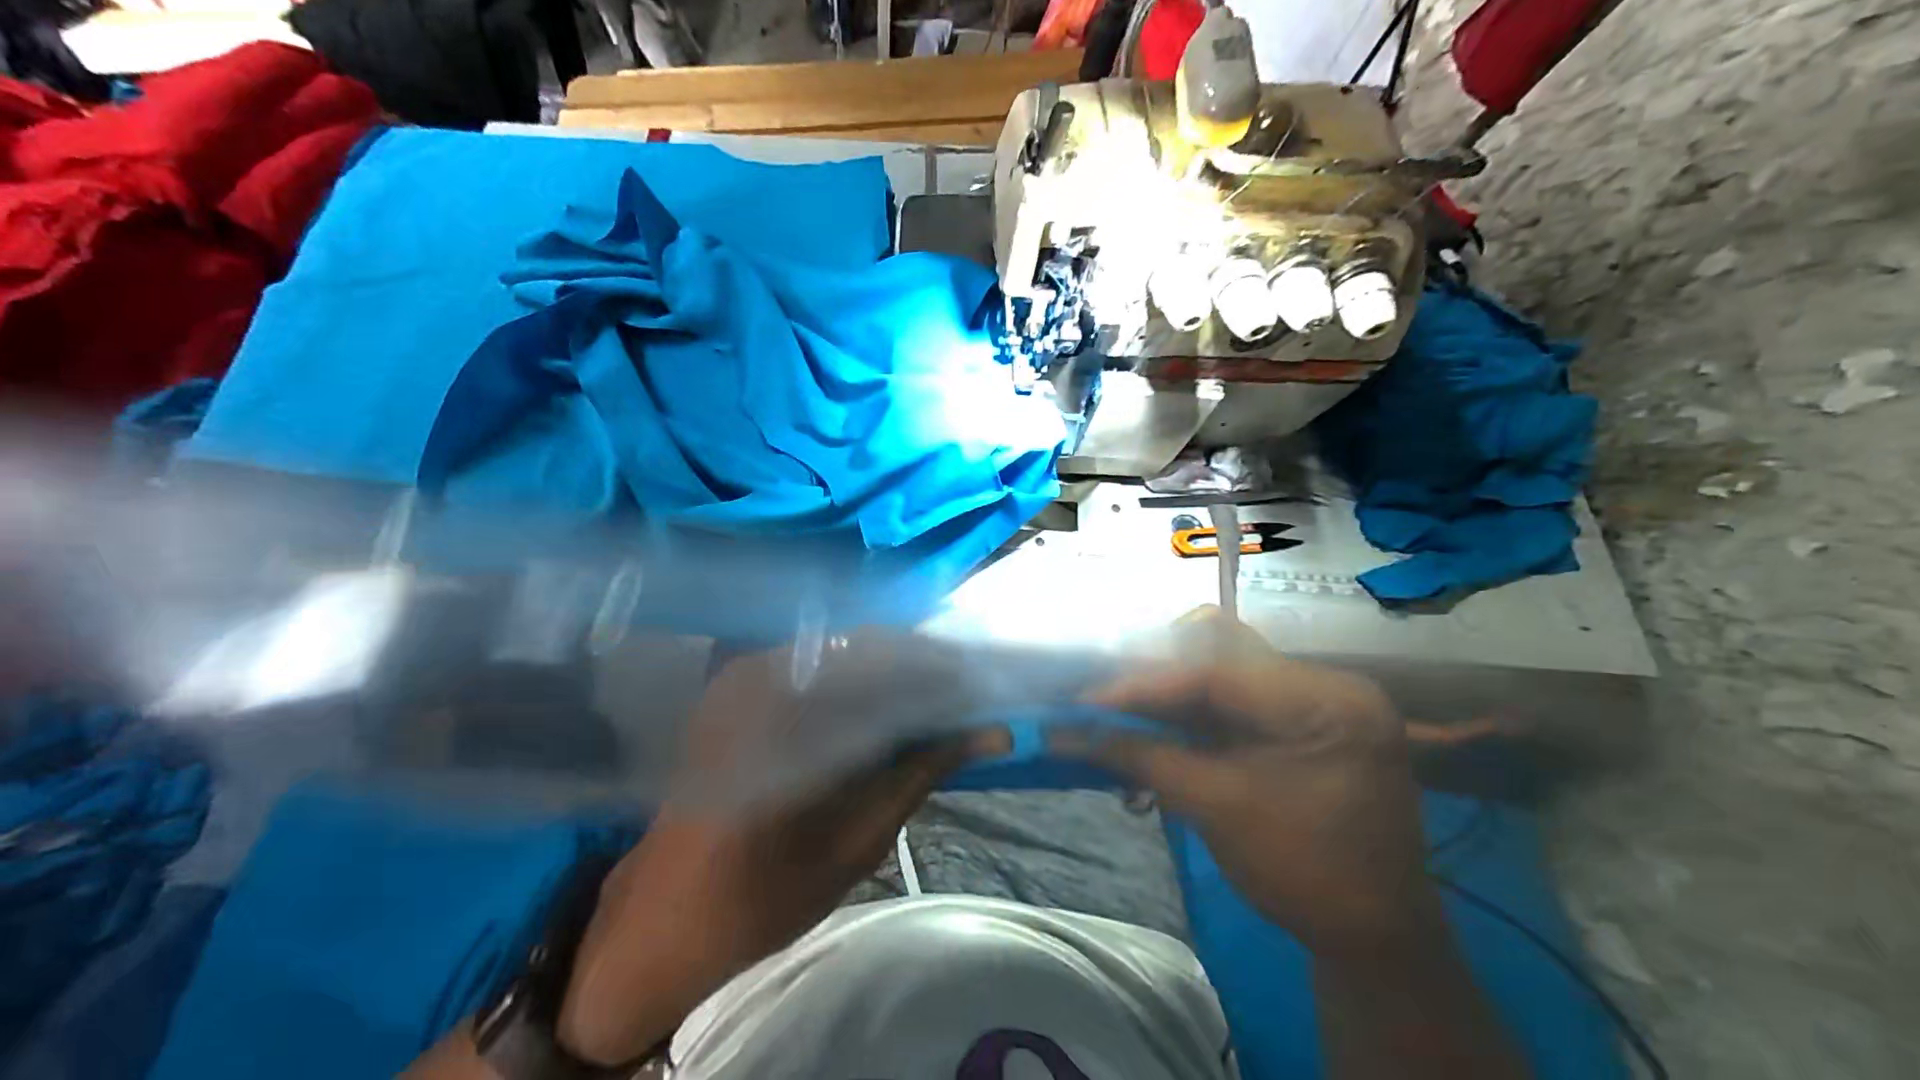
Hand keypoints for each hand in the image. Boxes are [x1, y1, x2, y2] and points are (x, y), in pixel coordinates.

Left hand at [556, 648, 994, 1064]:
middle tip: (959, 701)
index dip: (940, 671)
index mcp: (783, 711)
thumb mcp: (855, 841)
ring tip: (926, 707)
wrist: (663, 918)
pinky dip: (851, 686)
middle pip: (861, 649)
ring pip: (838, 655)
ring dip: (887, 678)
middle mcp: (758, 675)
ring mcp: (740, 676)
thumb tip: (989, 731)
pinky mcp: (733, 689)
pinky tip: (877, 713)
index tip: (980, 688)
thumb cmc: (759, 896)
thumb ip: (921, 771)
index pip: (885, 661)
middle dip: (916, 672)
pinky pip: (811, 668)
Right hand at [1061, 609, 1436, 954]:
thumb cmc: (1304, 871)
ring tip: (1115, 721)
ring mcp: (1317, 706)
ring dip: (1167, 704)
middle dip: (1153, 686)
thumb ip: (1143, 757)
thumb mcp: (1217, 807)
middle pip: (1219, 664)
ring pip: (1222, 684)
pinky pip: (1236, 710)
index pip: (1217, 672)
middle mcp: (1326, 686)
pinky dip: (1190, 723)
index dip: (1143, 685)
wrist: (1374, 941)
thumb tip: (1066, 733)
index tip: (1085, 703)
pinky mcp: (1303, 728)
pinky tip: (1152, 738)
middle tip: (1097, 704)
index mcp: (1327, 699)